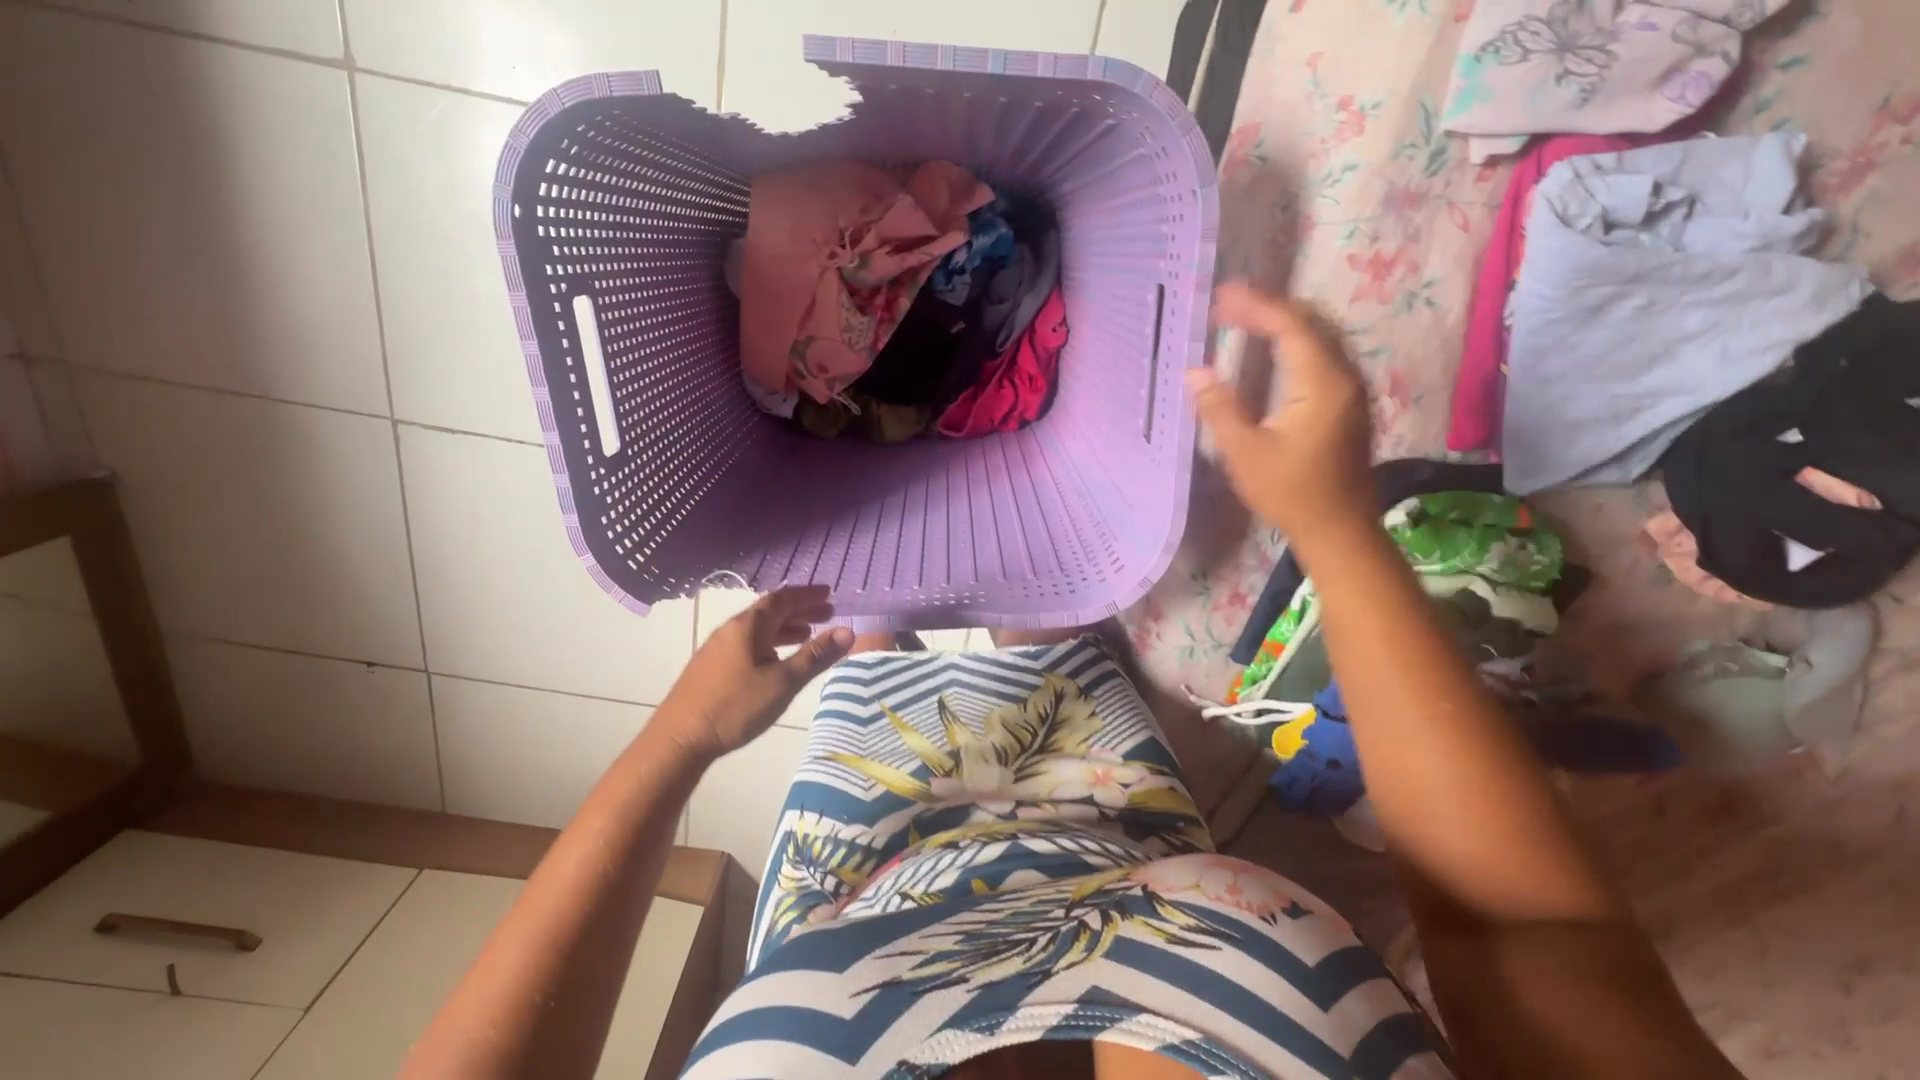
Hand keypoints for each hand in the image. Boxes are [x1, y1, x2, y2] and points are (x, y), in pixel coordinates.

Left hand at [657, 585, 853, 759]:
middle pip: (770, 611)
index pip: (782, 599)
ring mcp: (718, 648)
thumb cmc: (735, 707)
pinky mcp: (711, 667)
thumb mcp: (783, 682)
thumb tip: (847, 631)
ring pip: (758, 629)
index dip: (807, 595)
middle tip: (828, 613)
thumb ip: (815, 656)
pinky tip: (776, 660)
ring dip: (785, 628)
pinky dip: (770, 643)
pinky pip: (748, 643)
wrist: (681, 738)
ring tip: (808, 635)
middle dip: (800, 610)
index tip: (829, 593)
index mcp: (748, 626)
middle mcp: (731, 630)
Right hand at [1188, 283, 1376, 545]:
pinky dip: (1295, 344)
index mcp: (1322, 382)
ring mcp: (1351, 391)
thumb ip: (1220, 408)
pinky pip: (1323, 357)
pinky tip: (1273, 352)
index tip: (1221, 296)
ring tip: (1245, 320)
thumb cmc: (1290, 493)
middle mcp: (1344, 377)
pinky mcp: (1349, 406)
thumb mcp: (1245, 453)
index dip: (1255, 306)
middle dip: (1268, 308)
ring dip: (1283, 324)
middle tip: (1227, 305)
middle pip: (1309, 324)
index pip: (1290, 326)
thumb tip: (1196, 371)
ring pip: (1319, 339)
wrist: (1339, 530)